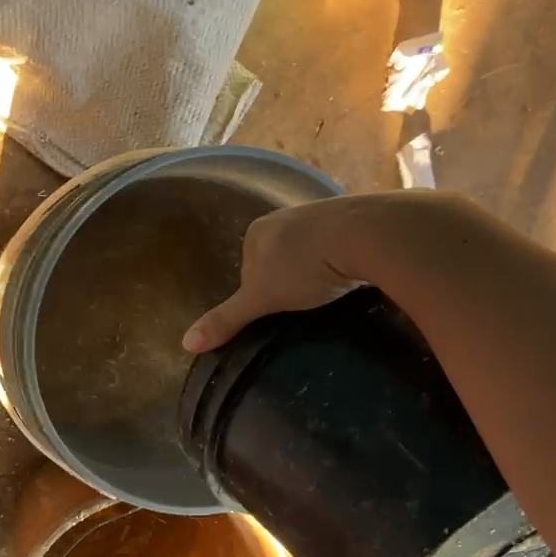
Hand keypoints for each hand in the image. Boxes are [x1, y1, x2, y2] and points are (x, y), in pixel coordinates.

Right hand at [181, 191, 485, 352]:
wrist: (370, 234)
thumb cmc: (305, 266)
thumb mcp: (260, 300)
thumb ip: (225, 320)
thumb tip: (185, 344)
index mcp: (257, 231)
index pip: (247, 270)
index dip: (259, 294)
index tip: (277, 309)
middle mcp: (287, 216)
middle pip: (278, 259)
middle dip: (290, 280)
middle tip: (305, 304)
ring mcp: (324, 213)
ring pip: (312, 252)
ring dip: (319, 271)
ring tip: (331, 292)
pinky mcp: (360, 217)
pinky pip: (343, 245)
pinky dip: (345, 262)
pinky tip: (353, 277)